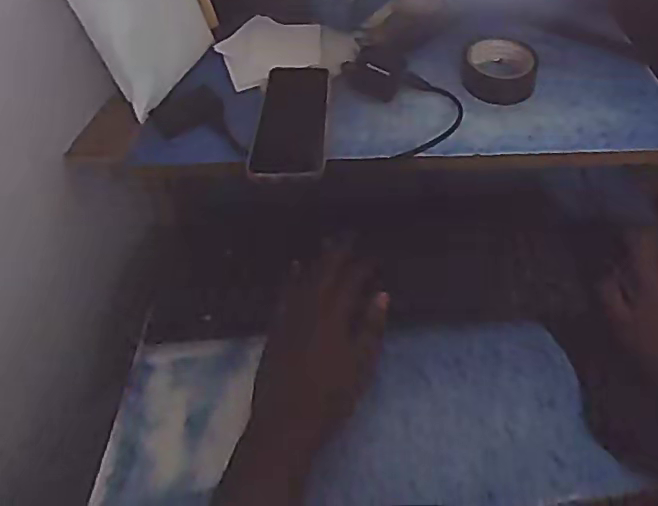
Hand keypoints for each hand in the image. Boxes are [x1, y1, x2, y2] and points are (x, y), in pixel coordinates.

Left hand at [215, 244, 387, 504]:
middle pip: (326, 270)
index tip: (376, 256)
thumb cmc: (329, 398)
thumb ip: (371, 328)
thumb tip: (382, 294)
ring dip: (318, 259)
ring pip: (305, 276)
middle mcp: (310, 306)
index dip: (364, 266)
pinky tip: (294, 266)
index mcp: (334, 314)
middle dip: (339, 251)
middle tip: (350, 235)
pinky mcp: (276, 325)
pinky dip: (291, 276)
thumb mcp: (360, 366)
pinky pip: (285, 291)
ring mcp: (290, 314)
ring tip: (328, 244)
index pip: (351, 280)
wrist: (284, 422)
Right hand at [598, 228, 657, 404]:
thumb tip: (605, 272)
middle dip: (651, 233)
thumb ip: (609, 294)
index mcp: (652, 281)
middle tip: (636, 238)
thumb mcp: (622, 327)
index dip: (630, 232)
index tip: (619, 233)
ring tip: (655, 252)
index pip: (642, 241)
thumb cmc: (655, 353)